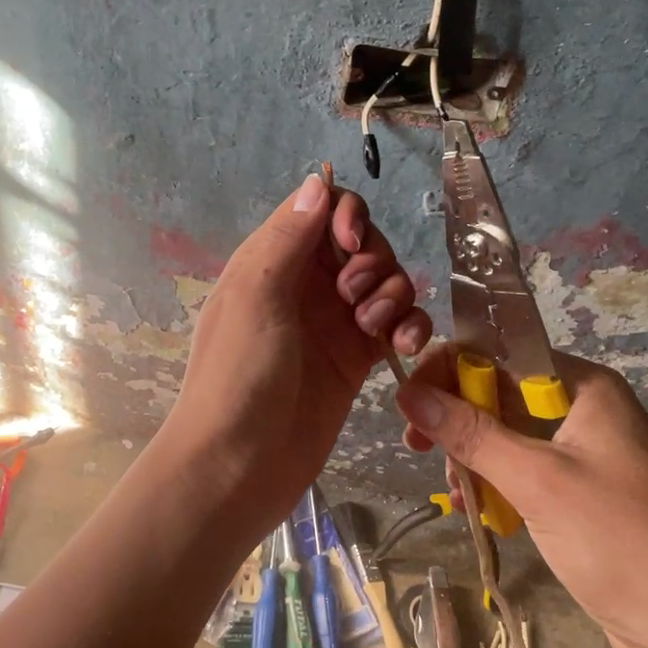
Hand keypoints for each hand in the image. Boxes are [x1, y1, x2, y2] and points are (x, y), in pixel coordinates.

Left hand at [162, 172, 433, 531]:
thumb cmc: (238, 374)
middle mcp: (304, 282)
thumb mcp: (256, 296)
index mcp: (272, 258)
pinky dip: (409, 327)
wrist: (239, 467)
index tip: (351, 243)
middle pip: (361, 242)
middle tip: (355, 298)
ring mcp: (333, 321)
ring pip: (385, 281)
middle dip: (373, 259)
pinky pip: (397, 325)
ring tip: (374, 330)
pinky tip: (406, 348)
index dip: (346, 214)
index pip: (320, 208)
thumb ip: (288, 237)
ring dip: (393, 294)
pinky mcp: (357, 358)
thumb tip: (318, 179)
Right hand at [397, 345, 647, 647]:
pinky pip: (528, 472)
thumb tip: (405, 390)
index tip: (409, 397)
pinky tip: (474, 510)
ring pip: (511, 436)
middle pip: (503, 392)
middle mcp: (587, 409)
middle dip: (457, 417)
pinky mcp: (588, 497)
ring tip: (451, 489)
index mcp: (585, 387)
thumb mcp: (536, 481)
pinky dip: (498, 485)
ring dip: (474, 457)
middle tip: (416, 445)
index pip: (502, 350)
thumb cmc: (621, 541)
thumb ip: (469, 432)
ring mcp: (590, 455)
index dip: (450, 366)